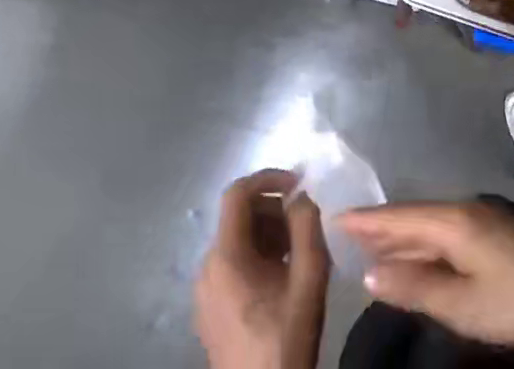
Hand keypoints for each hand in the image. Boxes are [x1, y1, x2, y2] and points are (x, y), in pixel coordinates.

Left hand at [194, 170, 329, 368]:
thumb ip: (307, 225)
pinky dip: (257, 257)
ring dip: (268, 234)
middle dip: (274, 211)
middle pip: (238, 216)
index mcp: (226, 256)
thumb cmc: (287, 335)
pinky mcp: (208, 310)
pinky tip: (281, 279)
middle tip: (305, 228)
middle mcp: (206, 268)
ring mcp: (203, 291)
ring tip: (298, 256)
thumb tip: (301, 196)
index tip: (299, 184)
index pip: (237, 193)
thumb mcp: (310, 275)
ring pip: (236, 241)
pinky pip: (231, 265)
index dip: (269, 178)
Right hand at [338, 201, 513, 345]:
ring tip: (374, 245)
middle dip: (382, 227)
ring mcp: (484, 219)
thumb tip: (371, 273)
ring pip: (432, 224)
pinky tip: (421, 254)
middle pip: (415, 217)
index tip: (335, 217)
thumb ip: (418, 287)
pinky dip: (426, 242)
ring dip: (404, 235)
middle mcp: (465, 211)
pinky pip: (449, 231)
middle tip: (347, 234)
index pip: (400, 217)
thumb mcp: (465, 304)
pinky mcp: (498, 232)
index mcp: (455, 222)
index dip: (367, 221)